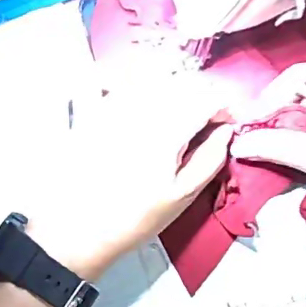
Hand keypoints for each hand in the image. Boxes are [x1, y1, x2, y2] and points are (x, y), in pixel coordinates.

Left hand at [24, 72, 232, 279]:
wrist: (77, 229)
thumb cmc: (133, 218)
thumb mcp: (182, 196)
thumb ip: (210, 158)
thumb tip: (225, 131)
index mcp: (167, 128)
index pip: (207, 97)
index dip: (225, 107)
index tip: (228, 123)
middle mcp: (141, 107)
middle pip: (182, 82)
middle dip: (202, 96)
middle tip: (208, 123)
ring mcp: (114, 105)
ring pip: (154, 77)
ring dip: (175, 90)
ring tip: (179, 117)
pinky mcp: (93, 110)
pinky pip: (123, 82)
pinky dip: (141, 85)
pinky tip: (145, 108)